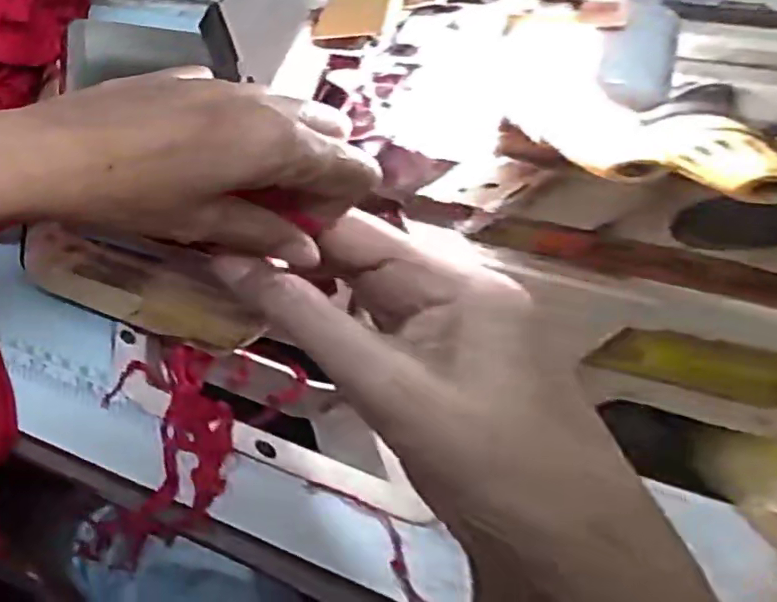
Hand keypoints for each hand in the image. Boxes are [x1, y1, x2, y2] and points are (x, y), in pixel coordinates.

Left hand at [0, 69, 378, 264]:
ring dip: (271, 138)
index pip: (351, 166)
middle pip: (319, 126)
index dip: (339, 201)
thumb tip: (308, 250)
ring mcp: (208, 79)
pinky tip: (190, 143)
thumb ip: (260, 232)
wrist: (46, 150)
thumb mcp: (196, 222)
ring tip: (231, 175)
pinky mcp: (168, 73)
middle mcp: (252, 99)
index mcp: (275, 139)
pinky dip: (228, 117)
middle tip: (271, 201)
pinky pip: (221, 93)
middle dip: (314, 164)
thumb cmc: (126, 195)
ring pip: (271, 105)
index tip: (298, 226)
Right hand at [213, 212, 714, 601]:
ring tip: (225, 271)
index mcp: (455, 280)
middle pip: (346, 250)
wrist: (575, 563)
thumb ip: (298, 312)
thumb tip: (219, 255)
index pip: (347, 226)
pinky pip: (358, 312)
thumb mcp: (381, 383)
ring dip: (292, 279)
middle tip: (208, 248)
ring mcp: (441, 320)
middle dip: (279, 250)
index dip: (278, 220)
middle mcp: (449, 286)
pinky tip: (271, 310)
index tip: (213, 220)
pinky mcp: (429, 351)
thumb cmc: (485, 461)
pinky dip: (314, 309)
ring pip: (348, 281)